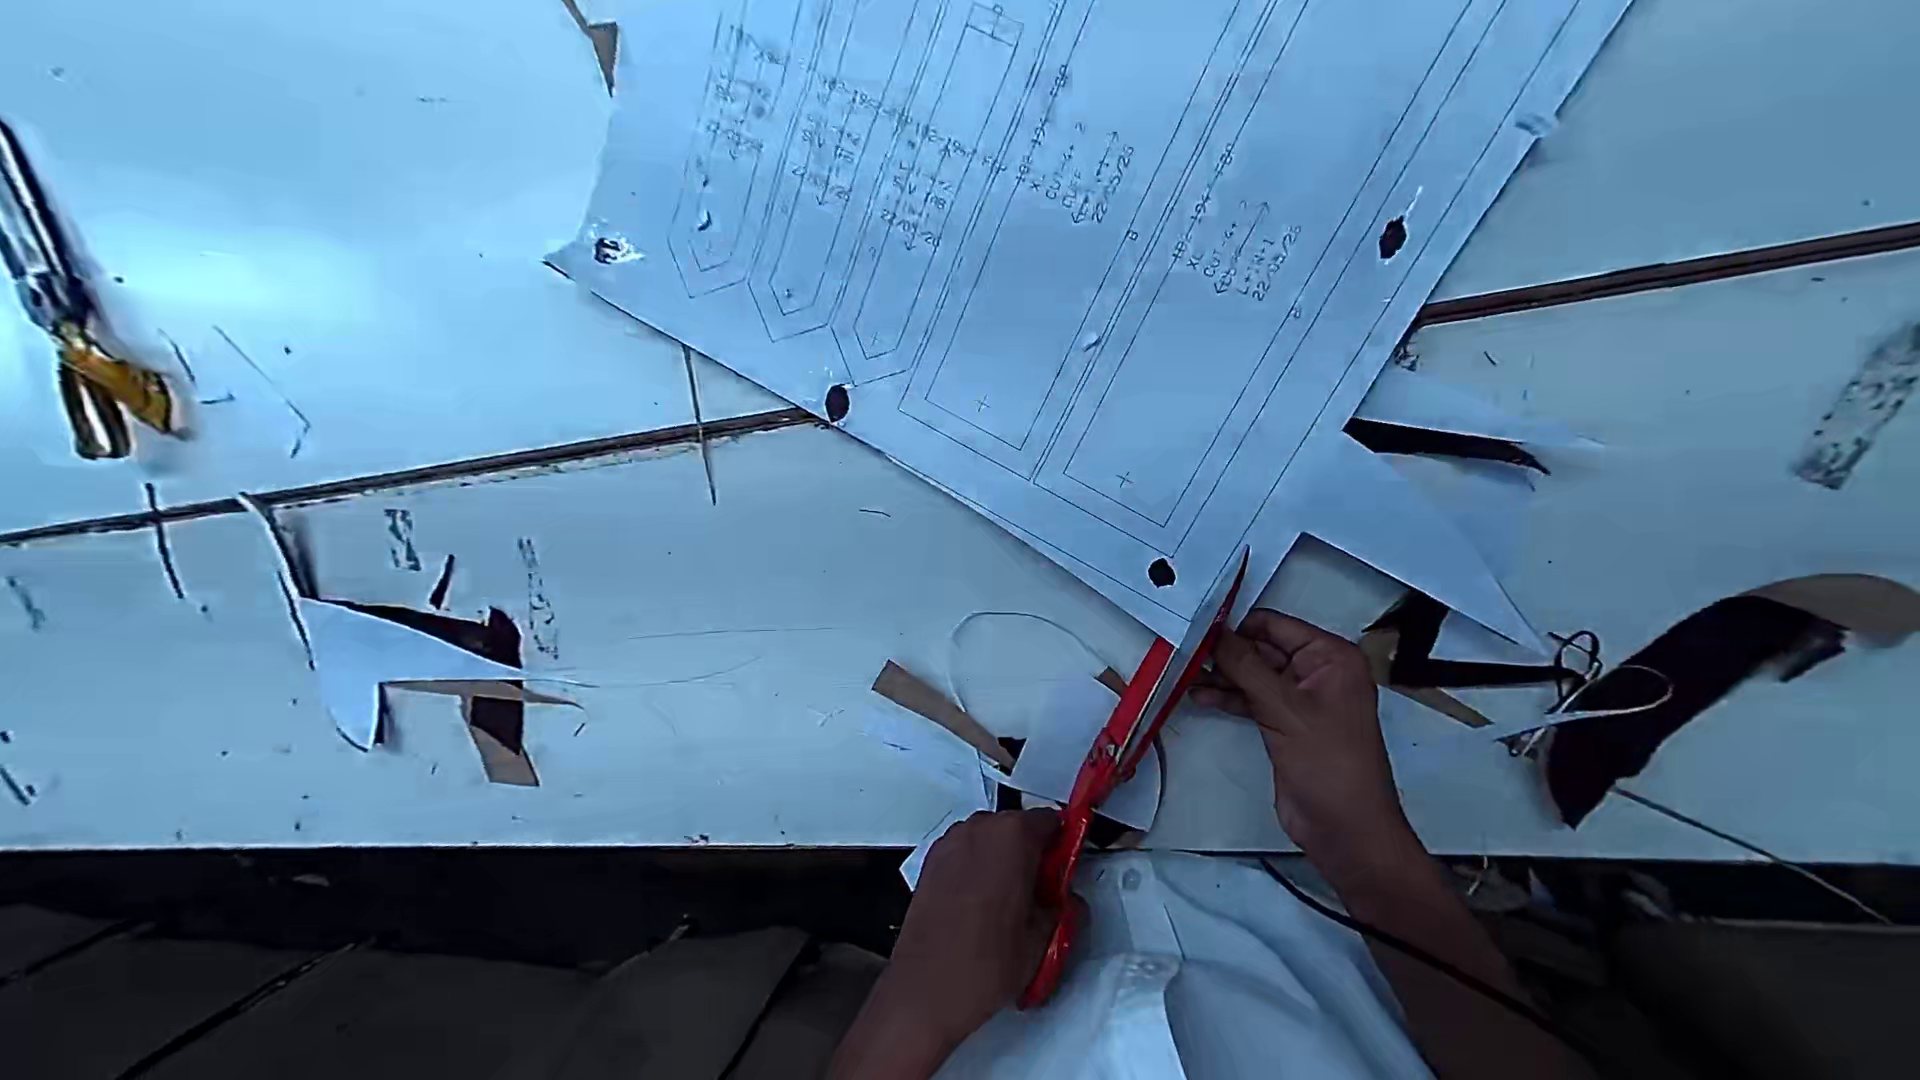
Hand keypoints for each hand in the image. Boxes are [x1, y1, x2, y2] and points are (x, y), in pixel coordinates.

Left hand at [832, 810, 1063, 1077]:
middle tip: (1039, 889)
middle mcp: (980, 828)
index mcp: (1013, 837)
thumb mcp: (1043, 940)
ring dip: (1001, 856)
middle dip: (1030, 851)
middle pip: (1017, 826)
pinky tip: (979, 902)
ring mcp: (952, 840)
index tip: (1064, 864)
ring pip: (989, 836)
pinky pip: (965, 849)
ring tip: (1006, 900)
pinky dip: (975, 864)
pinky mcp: (932, 857)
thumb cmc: (982, 963)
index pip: (1050, 820)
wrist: (927, 987)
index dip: (1061, 843)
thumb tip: (1066, 898)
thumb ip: (1062, 907)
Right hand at [1191, 609, 1415, 878]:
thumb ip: (1245, 666)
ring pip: (1251, 673)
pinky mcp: (1283, 721)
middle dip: (1224, 652)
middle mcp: (1316, 671)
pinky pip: (1250, 697)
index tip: (1196, 626)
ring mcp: (1299, 698)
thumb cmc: (1327, 762)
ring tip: (1185, 674)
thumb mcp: (1284, 708)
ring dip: (1220, 675)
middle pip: (1260, 647)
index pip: (1274, 625)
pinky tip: (1200, 696)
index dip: (1236, 625)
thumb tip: (1214, 632)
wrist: (1344, 829)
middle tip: (1184, 651)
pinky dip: (1227, 696)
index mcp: (1330, 657)